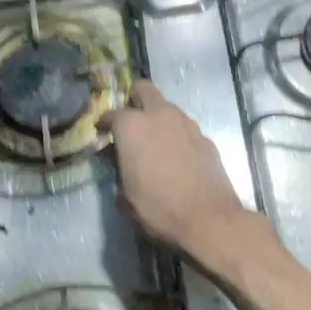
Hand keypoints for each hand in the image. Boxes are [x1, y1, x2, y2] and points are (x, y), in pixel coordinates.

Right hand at [99, 80, 256, 258]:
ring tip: (153, 142)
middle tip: (129, 120)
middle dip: (134, 99)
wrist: (209, 219)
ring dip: (157, 118)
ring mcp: (187, 125)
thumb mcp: (126, 198)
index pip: (112, 114)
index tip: (102, 132)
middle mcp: (160, 116)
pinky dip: (176, 135)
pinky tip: (175, 157)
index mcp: (133, 127)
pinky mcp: (205, 139)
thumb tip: (121, 169)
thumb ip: (119, 175)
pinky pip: (184, 128)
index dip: (104, 123)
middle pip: (144, 90)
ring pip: (168, 108)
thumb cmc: (159, 209)